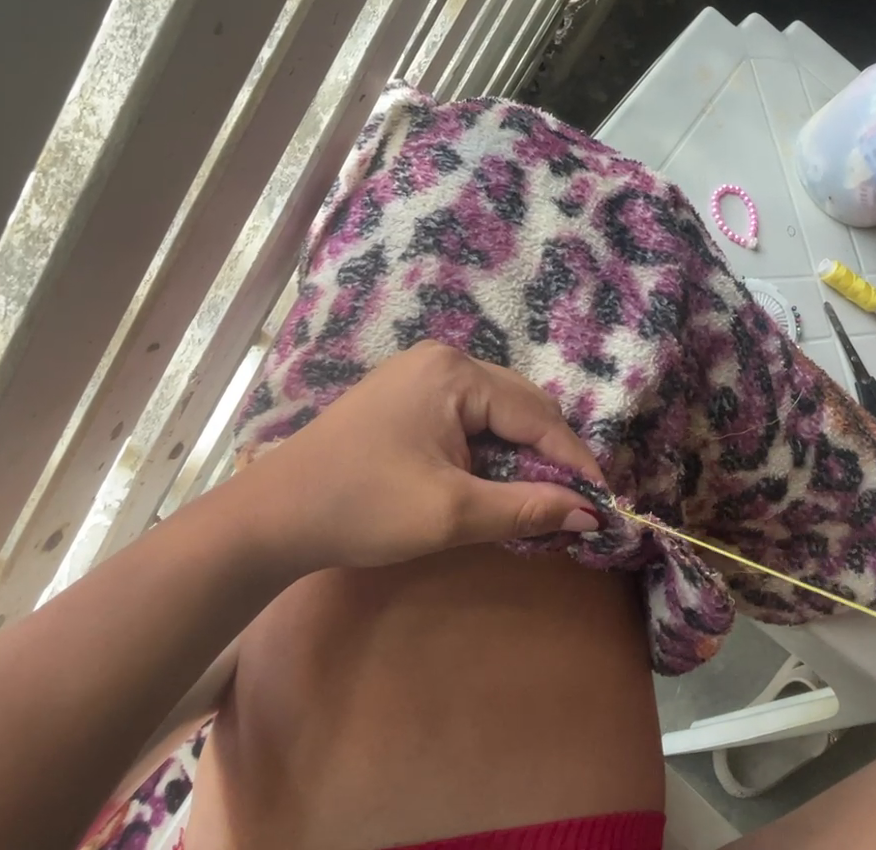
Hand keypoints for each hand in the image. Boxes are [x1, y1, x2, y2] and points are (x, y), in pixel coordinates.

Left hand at [229, 341, 603, 572]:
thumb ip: (525, 508)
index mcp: (455, 374)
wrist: (271, 517)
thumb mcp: (451, 515)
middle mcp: (443, 359)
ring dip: (523, 451)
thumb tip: (590, 513)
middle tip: (575, 502)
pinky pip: (471, 414)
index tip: (604, 503)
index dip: (575, 461)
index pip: (538, 415)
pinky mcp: (407, 393)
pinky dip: (493, 447)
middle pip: (522, 404)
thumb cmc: (360, 509)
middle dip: (551, 454)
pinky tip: (497, 477)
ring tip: (541, 494)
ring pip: (498, 410)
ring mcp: (421, 372)